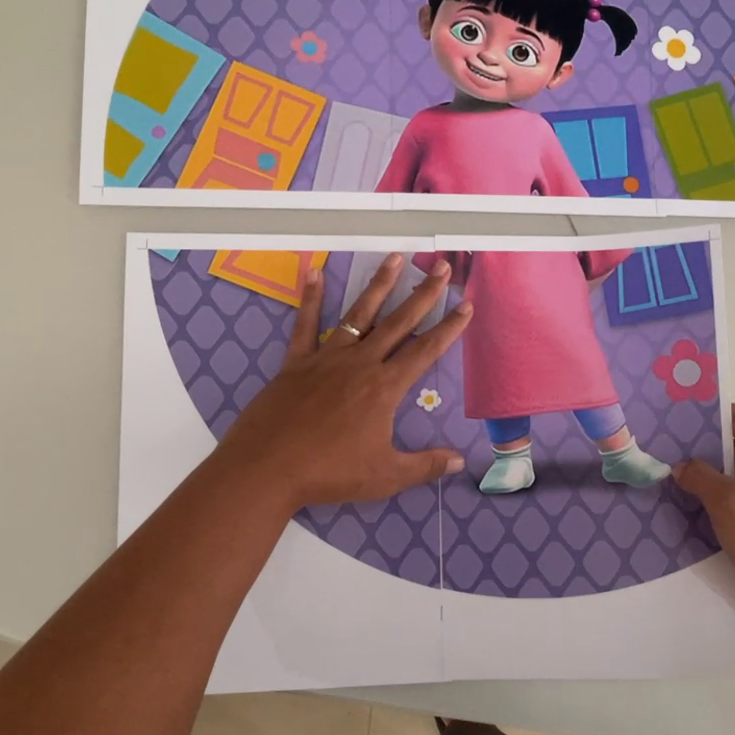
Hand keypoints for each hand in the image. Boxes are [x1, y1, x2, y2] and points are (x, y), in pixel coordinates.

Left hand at [209, 254, 471, 512]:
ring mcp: (326, 359)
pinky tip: (313, 272)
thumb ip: (425, 466)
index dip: (448, 328)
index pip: (425, 351)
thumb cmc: (330, 473)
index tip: (466, 305)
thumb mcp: (386, 475)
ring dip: (379, 285)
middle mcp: (360, 364)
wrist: (268, 468)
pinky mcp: (296, 363)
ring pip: (359, 315)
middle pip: (398, 322)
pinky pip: (306, 325)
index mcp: (385, 388)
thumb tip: (460, 461)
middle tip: (440, 268)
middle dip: (423, 294)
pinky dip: (310, 298)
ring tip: (394, 258)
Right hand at [673, 404, 734, 622]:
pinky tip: (683, 505)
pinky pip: (731, 502)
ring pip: (729, 477)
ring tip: (664, 473)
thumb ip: (700, 477)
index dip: (711, 412)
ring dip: (701, 477)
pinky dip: (709, 501)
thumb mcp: (729, 502)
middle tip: (660, 446)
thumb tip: (680, 466)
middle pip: (732, 448)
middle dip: (698, 447)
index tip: (676, 414)